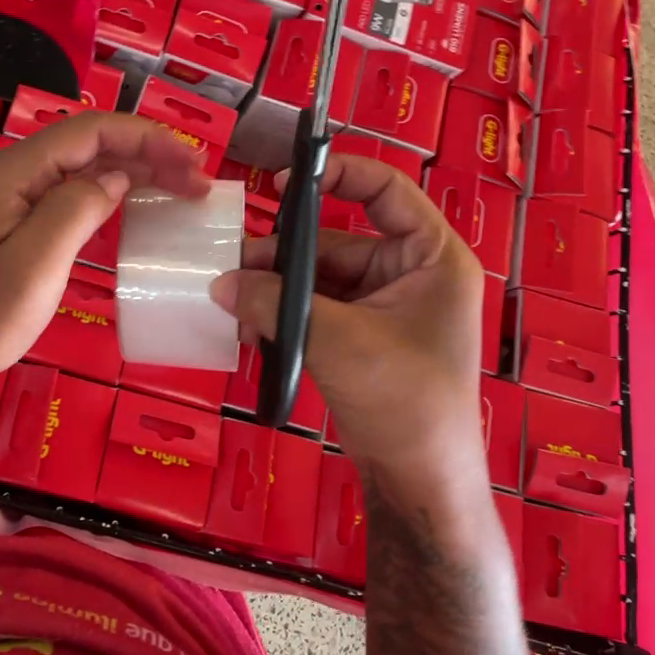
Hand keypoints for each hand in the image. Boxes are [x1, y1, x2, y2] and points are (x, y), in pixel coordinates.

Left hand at [0, 111, 208, 388]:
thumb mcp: (33, 267)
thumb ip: (76, 211)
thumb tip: (116, 180)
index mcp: (12, 173)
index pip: (89, 132)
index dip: (146, 139)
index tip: (192, 162)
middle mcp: (12, 172)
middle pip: (90, 144)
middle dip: (148, 154)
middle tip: (199, 182)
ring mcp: (12, 195)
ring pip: (84, 166)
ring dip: (135, 172)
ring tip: (182, 189)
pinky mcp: (17, 219)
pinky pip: (72, 192)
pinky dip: (111, 194)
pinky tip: (138, 206)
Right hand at [209, 154, 483, 467]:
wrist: (418, 481)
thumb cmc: (402, 400)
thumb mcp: (338, 342)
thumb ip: (277, 304)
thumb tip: (221, 282)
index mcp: (433, 257)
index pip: (387, 190)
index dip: (338, 173)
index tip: (284, 182)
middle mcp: (412, 272)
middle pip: (340, 238)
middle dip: (286, 250)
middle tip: (236, 258)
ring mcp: (385, 305)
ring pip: (321, 275)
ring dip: (278, 284)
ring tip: (233, 295)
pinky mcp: (361, 334)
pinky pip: (317, 306)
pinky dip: (284, 310)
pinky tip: (248, 321)